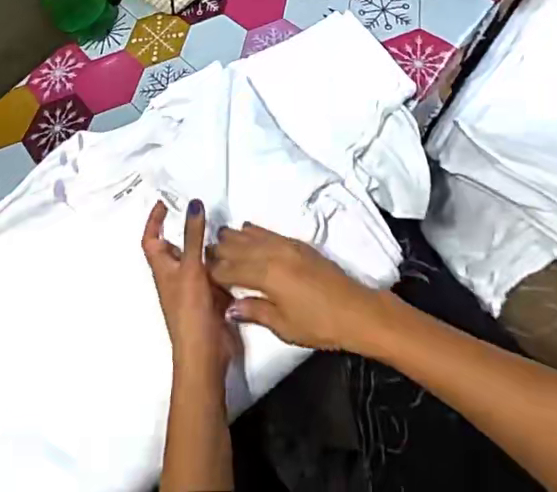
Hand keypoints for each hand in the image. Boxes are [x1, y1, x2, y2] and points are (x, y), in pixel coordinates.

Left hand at [143, 199, 238, 378]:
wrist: (205, 353)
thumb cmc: (190, 311)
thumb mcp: (191, 268)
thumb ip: (193, 236)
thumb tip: (193, 204)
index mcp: (163, 268)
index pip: (152, 239)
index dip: (154, 220)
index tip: (164, 203)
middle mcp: (176, 276)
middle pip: (176, 248)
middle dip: (186, 230)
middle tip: (201, 211)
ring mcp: (193, 288)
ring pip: (198, 260)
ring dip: (207, 246)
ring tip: (223, 229)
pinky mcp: (211, 298)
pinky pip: (215, 275)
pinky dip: (222, 264)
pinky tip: (235, 256)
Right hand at [206, 223, 394, 354]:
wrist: (356, 310)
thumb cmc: (319, 325)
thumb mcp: (283, 327)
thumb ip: (254, 312)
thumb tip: (228, 307)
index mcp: (265, 275)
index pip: (230, 270)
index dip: (214, 272)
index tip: (200, 273)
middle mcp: (272, 254)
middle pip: (237, 247)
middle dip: (219, 251)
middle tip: (204, 254)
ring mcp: (286, 246)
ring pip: (251, 236)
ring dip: (234, 237)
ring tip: (219, 238)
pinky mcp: (297, 244)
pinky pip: (268, 232)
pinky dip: (253, 231)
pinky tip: (246, 229)